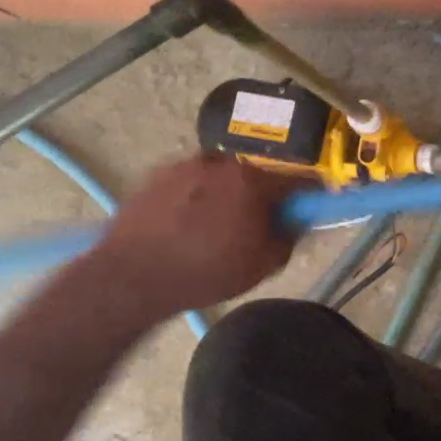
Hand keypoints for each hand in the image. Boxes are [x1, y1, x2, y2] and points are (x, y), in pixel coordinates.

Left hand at [91, 154, 299, 315]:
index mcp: (253, 180)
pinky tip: (189, 224)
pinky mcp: (154, 176)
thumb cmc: (207, 271)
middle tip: (260, 224)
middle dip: (264, 195)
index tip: (309, 211)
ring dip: (229, 194)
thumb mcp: (267, 262)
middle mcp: (221, 162)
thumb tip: (294, 220)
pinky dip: (198, 197)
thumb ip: (290, 234)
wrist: (130, 277)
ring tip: (219, 226)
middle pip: (258, 175)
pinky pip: (192, 183)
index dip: (311, 196)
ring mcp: (183, 166)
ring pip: (222, 177)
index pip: (301, 179)